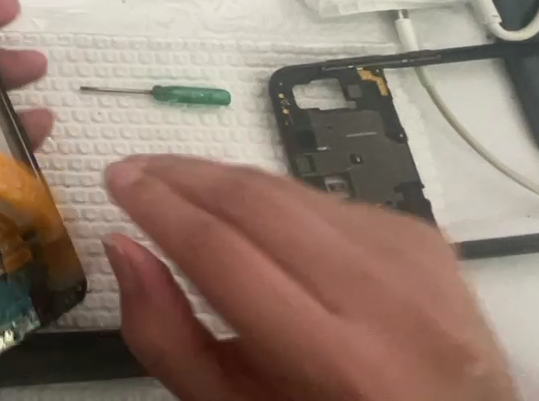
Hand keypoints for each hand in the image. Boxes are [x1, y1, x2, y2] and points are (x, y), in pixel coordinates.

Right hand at [103, 155, 516, 400]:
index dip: (157, 206)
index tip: (114, 178)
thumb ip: (164, 336)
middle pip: (255, 205)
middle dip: (179, 176)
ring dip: (217, 178)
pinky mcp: (425, 241)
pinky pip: (321, 198)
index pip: (222, 254)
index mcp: (342, 369)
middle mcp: (390, 308)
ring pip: (285, 190)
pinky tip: (248, 212)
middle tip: (131, 169)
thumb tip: (121, 244)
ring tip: (173, 181)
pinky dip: (270, 196)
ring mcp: (416, 267)